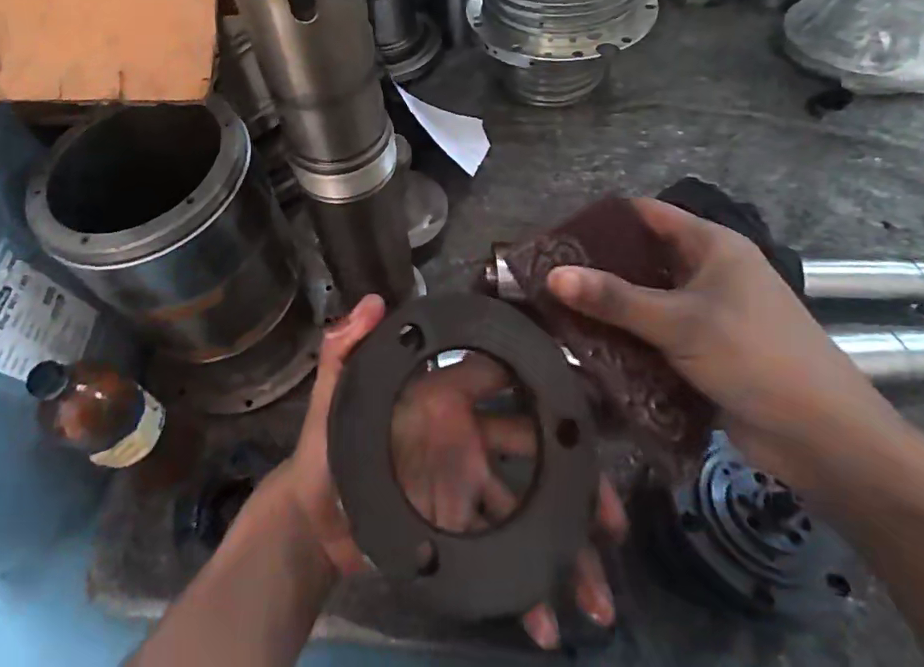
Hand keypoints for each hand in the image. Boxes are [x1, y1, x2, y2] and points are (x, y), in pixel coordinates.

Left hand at [265, 295, 628, 649]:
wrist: (312, 525)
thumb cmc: (323, 451)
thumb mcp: (330, 401)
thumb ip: (343, 351)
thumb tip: (371, 302)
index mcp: (443, 397)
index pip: (503, 382)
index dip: (543, 390)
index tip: (586, 409)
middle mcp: (467, 436)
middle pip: (535, 449)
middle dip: (575, 475)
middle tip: (611, 516)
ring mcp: (468, 483)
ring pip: (529, 508)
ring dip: (564, 547)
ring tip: (595, 597)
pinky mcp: (460, 526)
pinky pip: (501, 548)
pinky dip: (525, 586)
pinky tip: (546, 619)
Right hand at [545, 198, 897, 485]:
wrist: (821, 436)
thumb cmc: (754, 356)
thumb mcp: (679, 321)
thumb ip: (614, 298)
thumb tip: (552, 275)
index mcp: (712, 246)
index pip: (648, 215)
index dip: (603, 219)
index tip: (557, 235)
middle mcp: (708, 273)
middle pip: (642, 260)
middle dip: (597, 269)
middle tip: (546, 279)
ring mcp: (706, 315)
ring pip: (645, 303)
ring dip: (608, 310)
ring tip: (555, 314)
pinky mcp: (702, 353)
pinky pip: (654, 338)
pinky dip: (625, 342)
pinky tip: (587, 350)